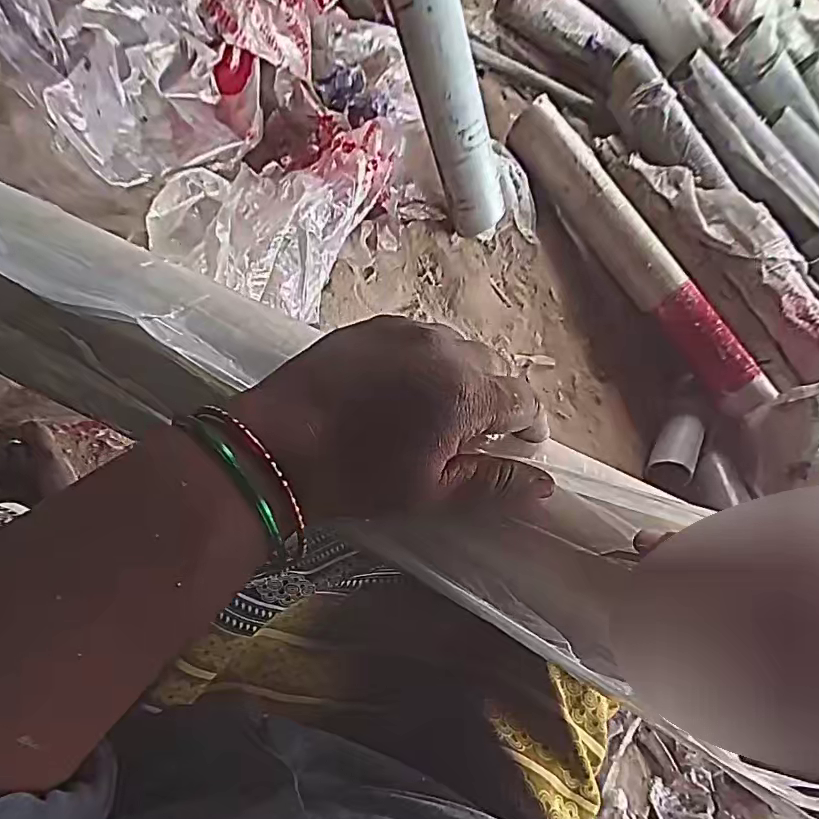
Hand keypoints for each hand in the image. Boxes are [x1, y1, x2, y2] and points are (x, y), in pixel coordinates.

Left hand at [227, 317, 553, 519]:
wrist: (275, 444)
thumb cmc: (355, 476)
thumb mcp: (429, 493)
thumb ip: (492, 483)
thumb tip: (543, 482)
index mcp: (467, 391)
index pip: (523, 400)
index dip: (524, 427)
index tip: (514, 445)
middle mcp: (443, 347)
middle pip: (490, 369)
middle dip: (488, 400)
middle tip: (462, 435)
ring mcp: (403, 330)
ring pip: (452, 350)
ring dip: (452, 377)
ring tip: (424, 410)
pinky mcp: (369, 326)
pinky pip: (413, 340)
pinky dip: (417, 362)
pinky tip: (392, 389)